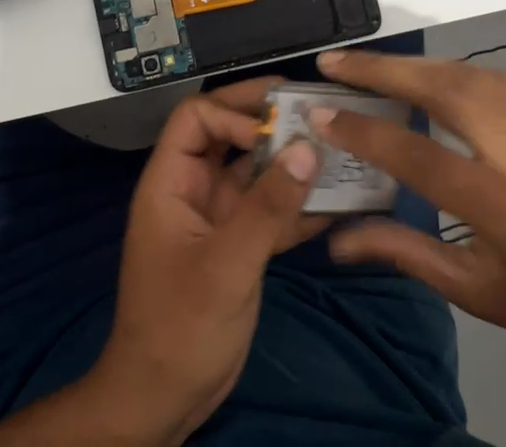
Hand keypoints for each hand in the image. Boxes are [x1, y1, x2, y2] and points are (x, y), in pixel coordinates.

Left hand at [92, 78, 326, 442]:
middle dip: (269, 124)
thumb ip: (267, 207)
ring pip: (255, 174)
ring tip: (340, 152)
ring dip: (292, 165)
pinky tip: (339, 203)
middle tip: (317, 111)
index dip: (234, 114)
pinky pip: (271, 213)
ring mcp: (218, 219)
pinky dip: (299, 207)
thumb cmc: (180, 325)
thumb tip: (308, 149)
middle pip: (229, 137)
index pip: (196, 118)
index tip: (277, 133)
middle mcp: (194, 191)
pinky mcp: (239, 247)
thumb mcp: (225, 264)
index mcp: (171, 182)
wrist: (165, 395)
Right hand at [309, 50, 505, 380]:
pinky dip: (453, 69)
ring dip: (415, 64)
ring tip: (367, 63)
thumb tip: (336, 240)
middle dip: (382, 71)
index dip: (363, 133)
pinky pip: (499, 79)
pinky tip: (428, 76)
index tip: (319, 114)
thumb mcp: (480, 295)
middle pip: (445, 90)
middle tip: (332, 62)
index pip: (418, 155)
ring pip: (472, 74)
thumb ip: (406, 254)